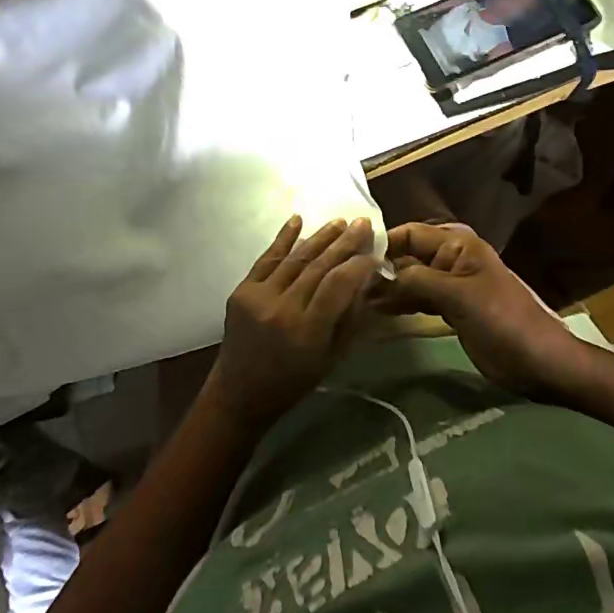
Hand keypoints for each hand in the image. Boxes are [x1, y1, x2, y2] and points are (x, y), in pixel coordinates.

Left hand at [207, 216, 379, 427]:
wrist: (239, 392)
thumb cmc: (292, 382)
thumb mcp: (330, 359)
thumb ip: (348, 320)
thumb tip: (364, 282)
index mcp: (308, 331)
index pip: (338, 285)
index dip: (358, 266)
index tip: (374, 253)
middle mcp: (283, 308)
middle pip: (318, 266)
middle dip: (343, 243)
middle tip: (362, 223)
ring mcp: (259, 296)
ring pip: (295, 259)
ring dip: (319, 237)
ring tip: (339, 222)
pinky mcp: (241, 290)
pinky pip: (266, 259)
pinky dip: (282, 239)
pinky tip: (297, 220)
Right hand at [373, 222, 592, 399]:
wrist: (538, 361)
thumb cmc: (501, 319)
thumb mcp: (458, 295)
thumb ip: (417, 279)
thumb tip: (381, 273)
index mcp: (456, 243)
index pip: (408, 234)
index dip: (382, 244)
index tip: (352, 260)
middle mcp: (450, 257)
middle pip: (406, 255)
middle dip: (381, 267)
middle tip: (349, 284)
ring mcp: (449, 283)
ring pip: (409, 278)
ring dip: (387, 288)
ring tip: (357, 300)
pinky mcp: (449, 306)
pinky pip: (417, 297)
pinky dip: (399, 303)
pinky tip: (378, 311)